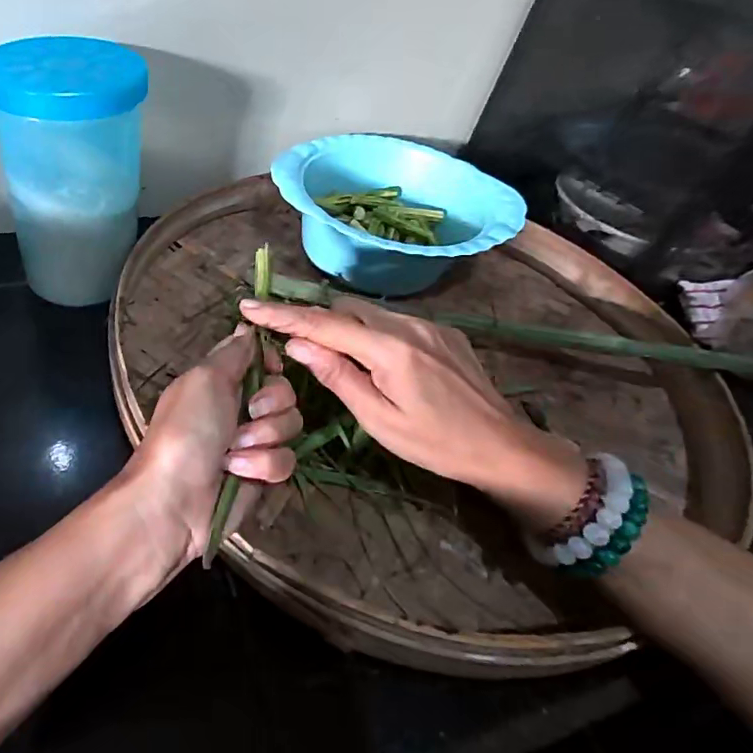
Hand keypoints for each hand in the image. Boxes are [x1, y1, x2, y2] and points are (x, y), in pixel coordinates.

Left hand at [121, 324, 300, 566]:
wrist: (175, 499)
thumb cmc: (186, 431)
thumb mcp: (205, 378)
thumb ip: (233, 352)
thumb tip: (247, 326)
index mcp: (223, 381)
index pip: (264, 360)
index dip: (272, 363)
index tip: (270, 368)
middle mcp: (242, 409)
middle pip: (286, 393)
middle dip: (271, 404)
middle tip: (247, 415)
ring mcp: (255, 443)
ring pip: (291, 427)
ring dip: (263, 439)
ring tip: (233, 453)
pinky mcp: (265, 475)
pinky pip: (287, 461)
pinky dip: (262, 466)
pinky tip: (238, 473)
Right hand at [239, 297, 584, 531]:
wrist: (502, 446)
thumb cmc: (436, 445)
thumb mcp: (380, 420)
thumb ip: (338, 377)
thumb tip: (297, 345)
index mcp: (390, 349)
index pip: (324, 324)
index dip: (283, 315)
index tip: (250, 306)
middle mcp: (409, 325)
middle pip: (346, 308)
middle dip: (311, 316)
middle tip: (280, 331)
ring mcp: (429, 325)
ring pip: (370, 311)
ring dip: (340, 322)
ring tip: (317, 342)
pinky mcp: (443, 332)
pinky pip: (393, 320)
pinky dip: (368, 328)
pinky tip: (364, 351)